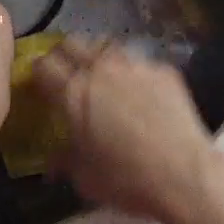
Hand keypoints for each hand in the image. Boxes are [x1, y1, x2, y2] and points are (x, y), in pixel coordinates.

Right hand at [29, 38, 221, 223]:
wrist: (185, 176)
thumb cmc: (128, 180)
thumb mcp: (86, 179)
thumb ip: (64, 160)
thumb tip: (53, 160)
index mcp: (74, 92)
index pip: (43, 65)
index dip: (38, 71)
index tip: (39, 82)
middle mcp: (99, 69)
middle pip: (71, 43)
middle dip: (64, 54)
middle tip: (66, 72)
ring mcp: (133, 64)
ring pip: (105, 45)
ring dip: (98, 56)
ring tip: (102, 74)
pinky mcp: (162, 69)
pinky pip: (139, 63)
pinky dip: (133, 73)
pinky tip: (140, 92)